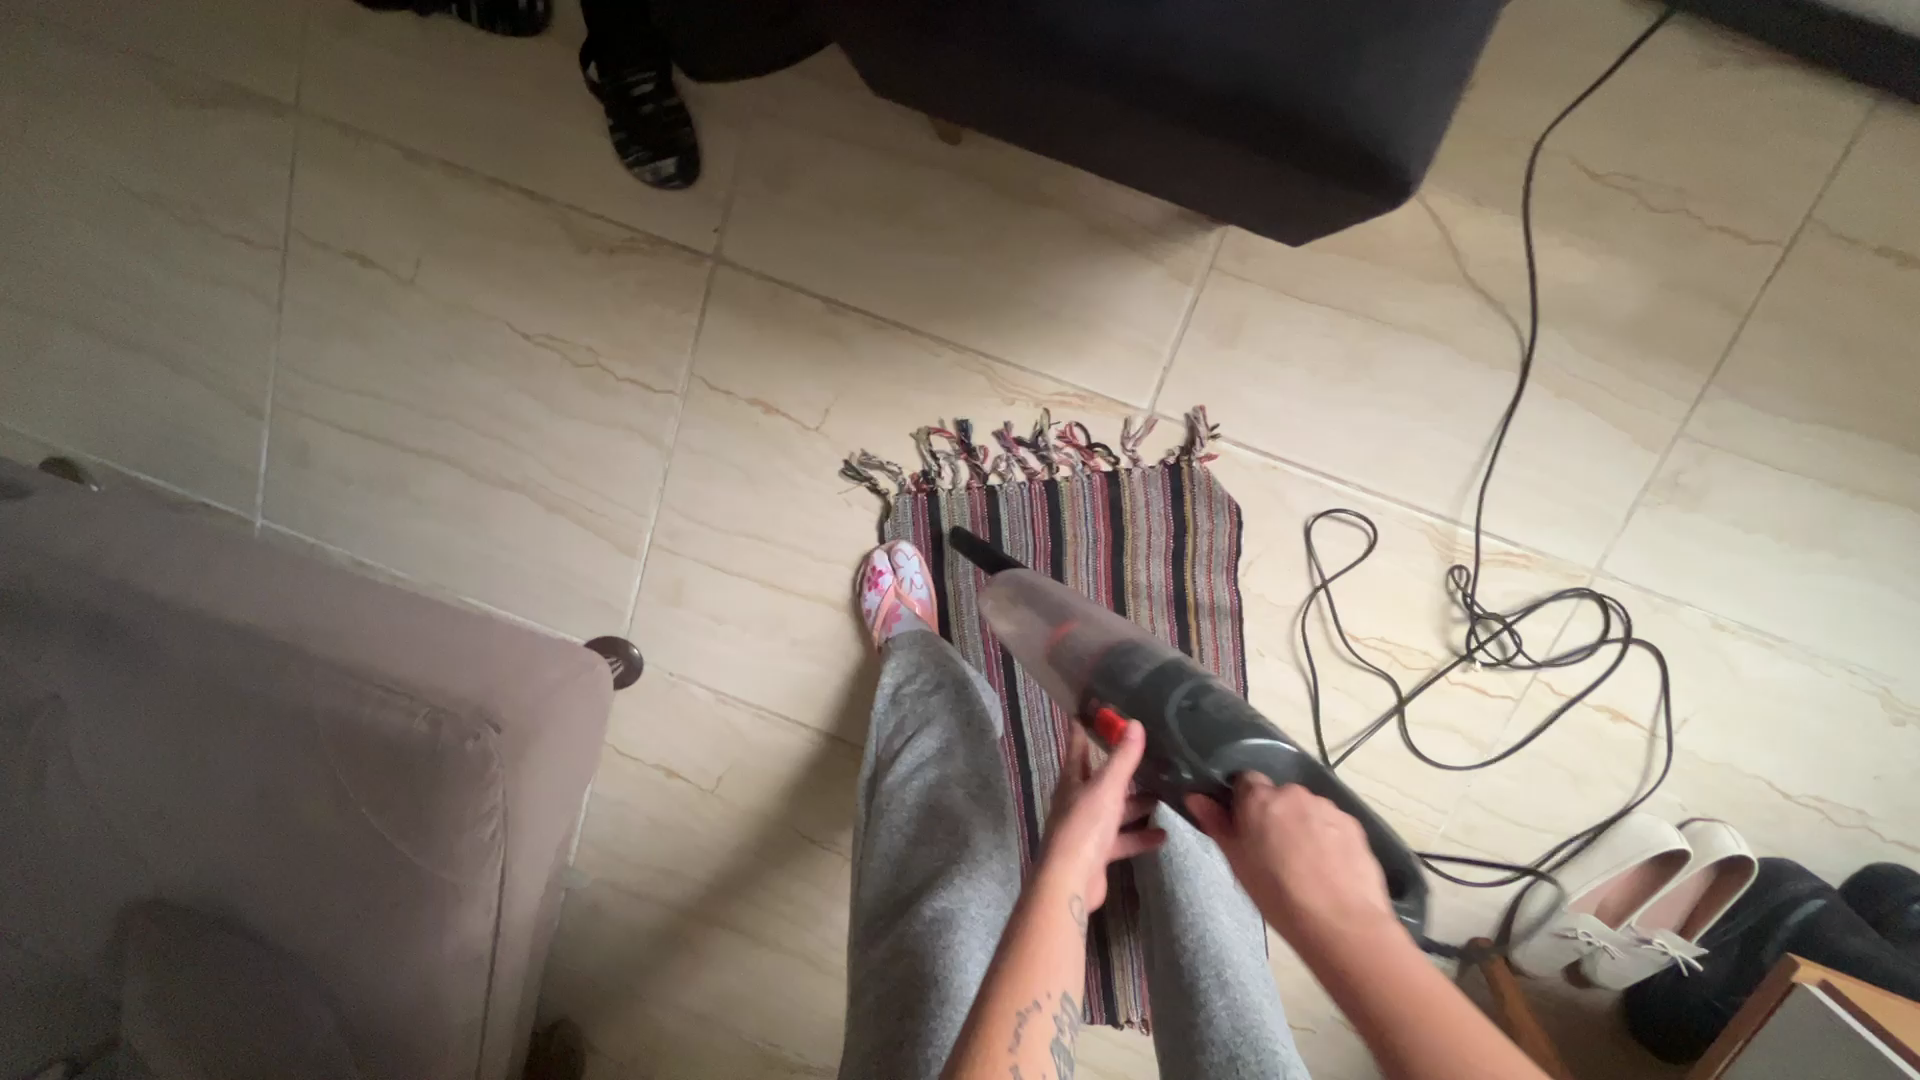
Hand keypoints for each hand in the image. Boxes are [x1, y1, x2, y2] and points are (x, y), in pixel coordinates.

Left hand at [1040, 721, 1167, 913]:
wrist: (1070, 880)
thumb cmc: (1083, 826)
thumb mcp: (1106, 787)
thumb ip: (1123, 759)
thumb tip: (1135, 724)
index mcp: (1073, 780)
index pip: (1078, 747)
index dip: (1082, 730)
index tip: (1090, 713)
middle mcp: (1077, 800)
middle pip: (1101, 780)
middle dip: (1122, 770)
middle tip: (1147, 758)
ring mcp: (1087, 828)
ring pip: (1115, 810)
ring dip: (1136, 805)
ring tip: (1163, 797)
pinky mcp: (1098, 852)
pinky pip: (1123, 840)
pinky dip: (1141, 837)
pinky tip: (1163, 835)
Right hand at [1186, 774, 1397, 951]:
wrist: (1340, 923)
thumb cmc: (1277, 894)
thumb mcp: (1237, 861)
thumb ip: (1215, 823)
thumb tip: (1194, 796)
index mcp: (1259, 798)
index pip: (1246, 781)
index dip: (1244, 802)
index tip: (1246, 827)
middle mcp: (1293, 793)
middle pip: (1279, 795)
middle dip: (1275, 815)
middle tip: (1274, 850)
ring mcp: (1327, 807)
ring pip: (1306, 809)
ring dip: (1302, 825)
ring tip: (1305, 863)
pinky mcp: (1354, 825)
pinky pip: (1332, 823)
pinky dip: (1327, 838)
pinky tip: (1328, 868)